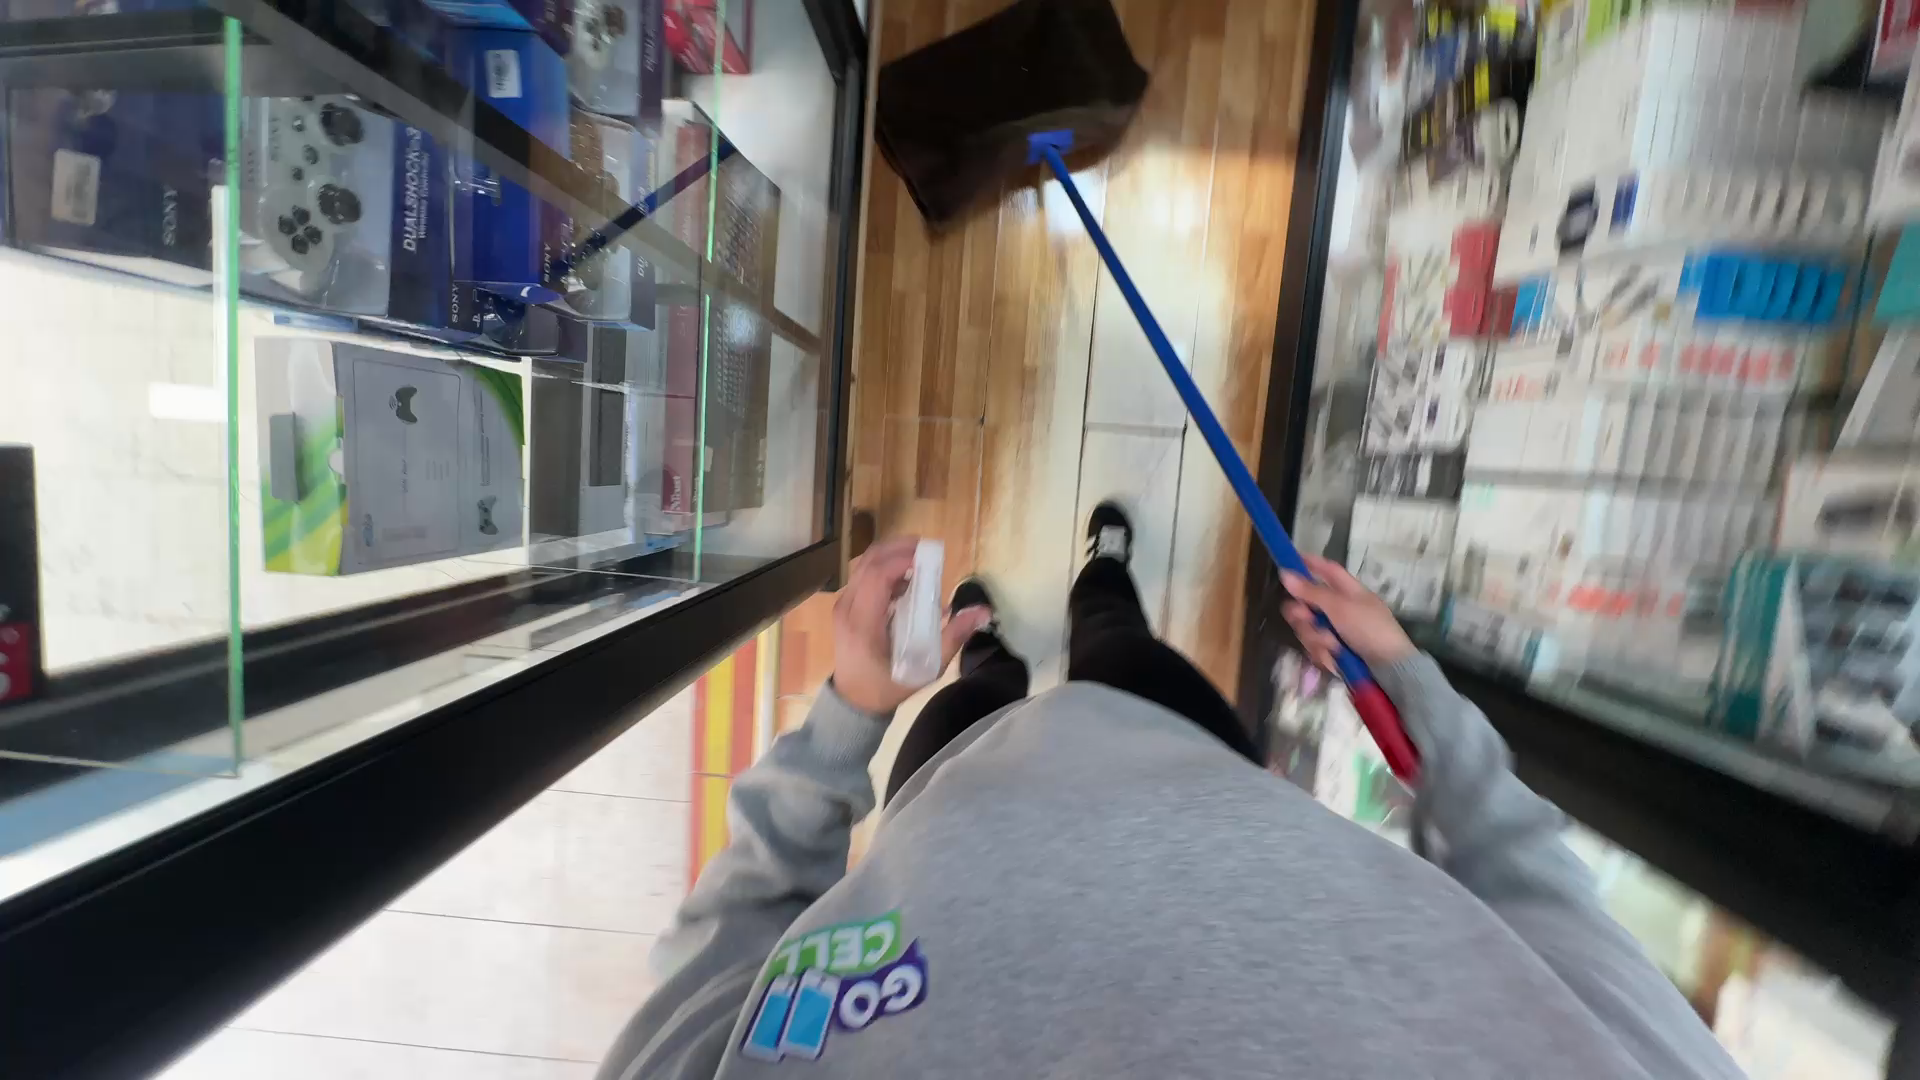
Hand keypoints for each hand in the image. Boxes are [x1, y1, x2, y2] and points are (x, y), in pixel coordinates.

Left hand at [830, 536, 991, 715]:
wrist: (854, 701)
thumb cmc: (889, 686)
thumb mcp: (925, 668)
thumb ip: (953, 637)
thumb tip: (982, 612)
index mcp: (863, 623)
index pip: (877, 576)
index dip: (902, 559)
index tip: (930, 557)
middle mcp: (848, 608)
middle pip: (869, 562)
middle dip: (899, 548)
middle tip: (928, 549)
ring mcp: (843, 604)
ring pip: (864, 564)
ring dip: (892, 555)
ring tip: (920, 560)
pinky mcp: (846, 605)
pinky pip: (864, 575)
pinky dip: (885, 567)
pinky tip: (907, 577)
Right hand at [1280, 553, 1415, 671]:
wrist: (1387, 669)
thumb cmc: (1369, 629)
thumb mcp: (1339, 607)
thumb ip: (1310, 592)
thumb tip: (1284, 573)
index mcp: (1348, 591)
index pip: (1327, 570)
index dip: (1310, 562)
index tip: (1289, 560)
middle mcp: (1339, 608)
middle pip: (1306, 603)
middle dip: (1302, 614)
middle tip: (1304, 618)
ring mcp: (1335, 629)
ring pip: (1306, 627)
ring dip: (1315, 637)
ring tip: (1330, 646)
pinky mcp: (1332, 650)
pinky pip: (1314, 646)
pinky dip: (1321, 653)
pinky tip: (1333, 658)